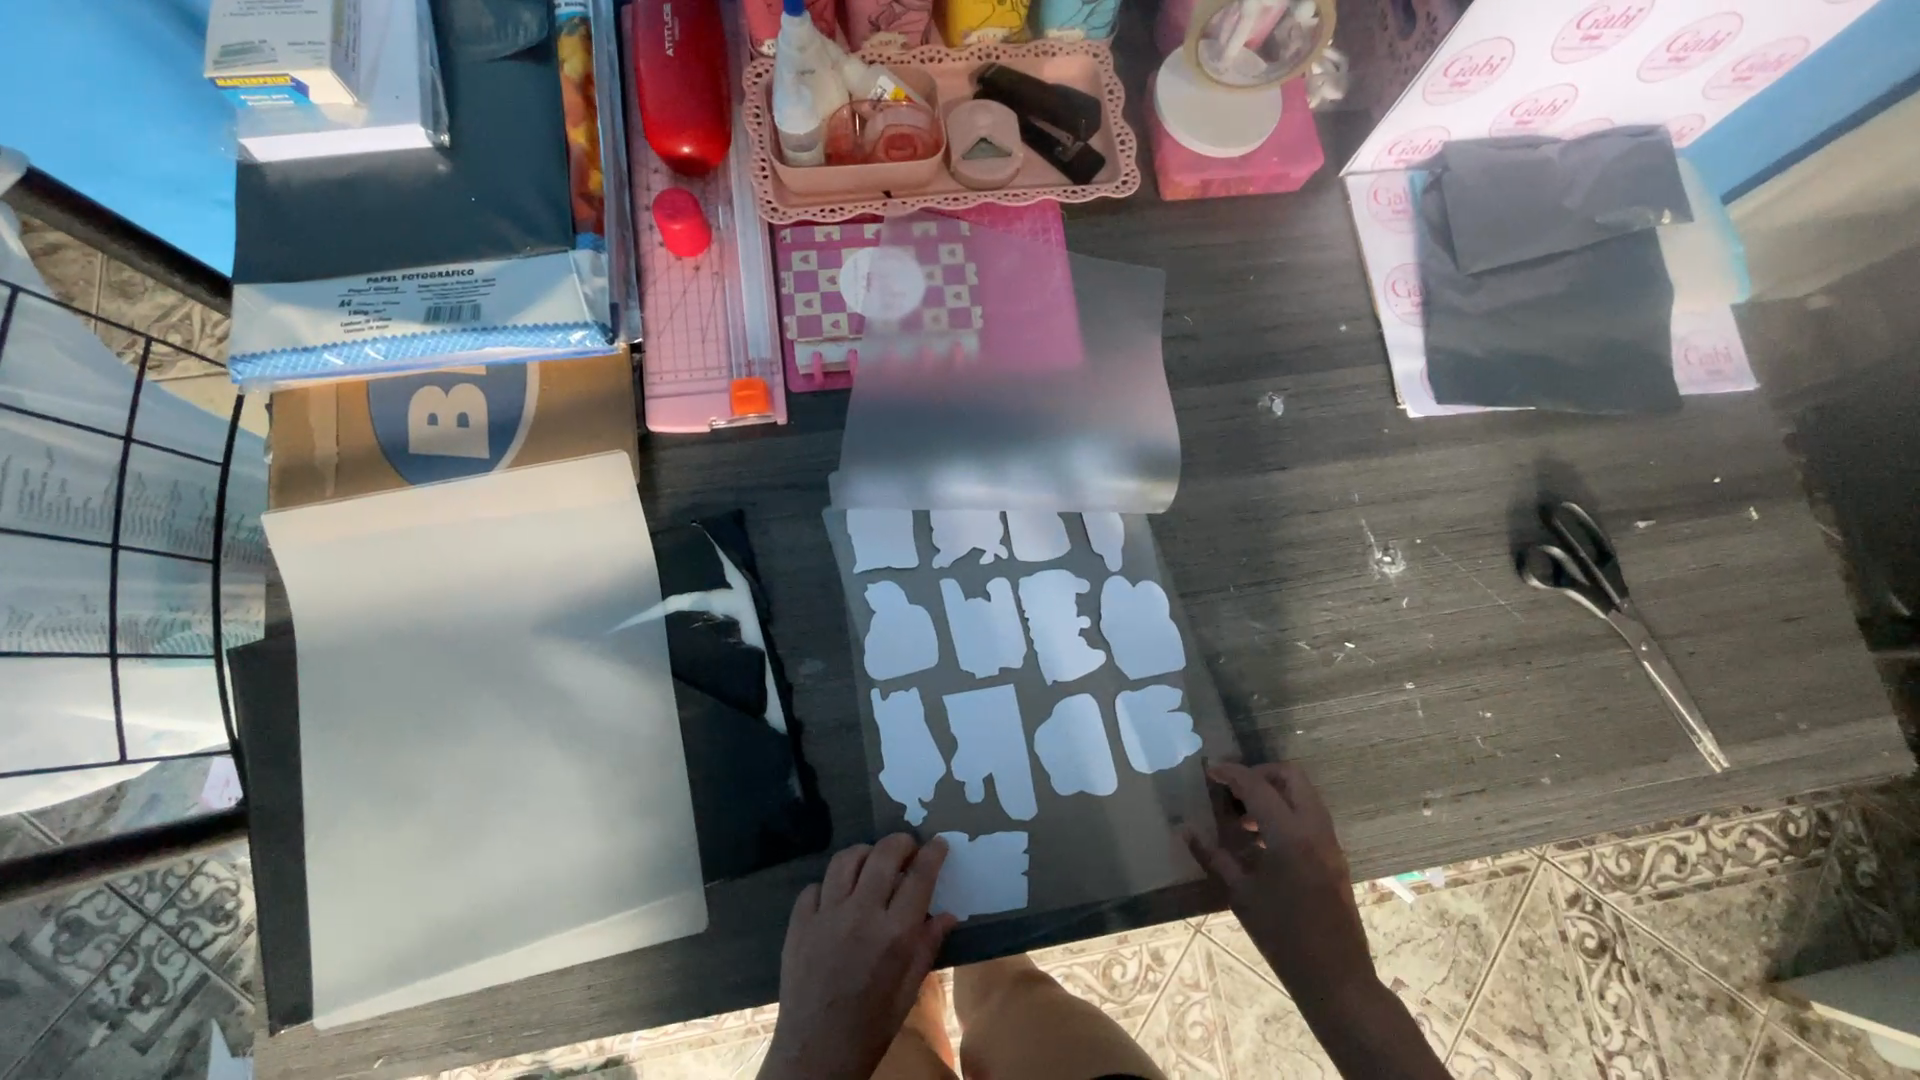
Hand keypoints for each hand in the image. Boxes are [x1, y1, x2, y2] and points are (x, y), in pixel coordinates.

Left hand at [761, 834, 956, 1079]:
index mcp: (894, 934)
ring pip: (845, 860)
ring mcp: (825, 916)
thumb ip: (927, 946)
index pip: (919, 877)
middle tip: (908, 847)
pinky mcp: (799, 924)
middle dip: (900, 842)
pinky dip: (830, 885)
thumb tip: (948, 914)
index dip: (932, 854)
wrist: (816, 1052)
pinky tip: (838, 897)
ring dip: (864, 854)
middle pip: (883, 855)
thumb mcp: (909, 990)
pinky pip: (815, 887)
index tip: (938, 843)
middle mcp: (860, 915)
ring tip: (872, 863)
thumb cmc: (871, 1025)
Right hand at [1187, 762, 1376, 1016]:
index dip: (1231, 773)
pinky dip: (1286, 813)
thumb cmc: (1282, 936)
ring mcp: (1329, 842)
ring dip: (1274, 794)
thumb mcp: (1240, 894)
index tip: (1209, 771)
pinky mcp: (1334, 856)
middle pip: (1290, 776)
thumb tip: (1185, 830)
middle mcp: (1315, 829)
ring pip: (1304, 794)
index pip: (1257, 786)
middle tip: (1232, 791)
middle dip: (1259, 774)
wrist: (1335, 977)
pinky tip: (1262, 841)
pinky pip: (1310, 816)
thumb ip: (1212, 856)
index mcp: (1289, 835)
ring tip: (1242, 820)